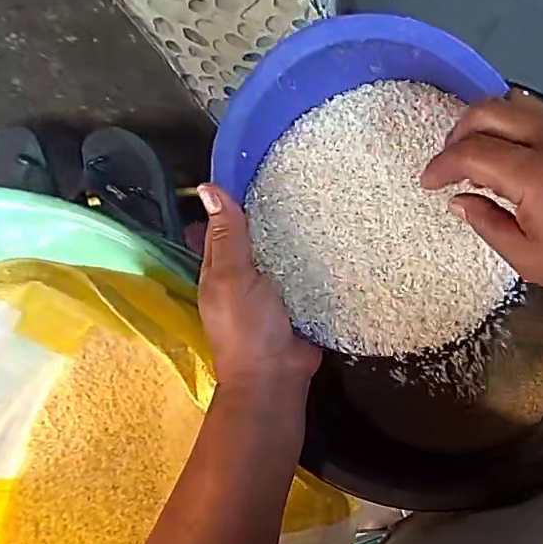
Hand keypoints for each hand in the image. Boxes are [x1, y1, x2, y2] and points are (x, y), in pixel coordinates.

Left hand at [195, 183, 320, 392]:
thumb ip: (227, 235)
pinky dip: (314, 257)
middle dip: (269, 211)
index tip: (256, 167)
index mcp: (218, 267)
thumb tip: (209, 188)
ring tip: (319, 196)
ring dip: (294, 232)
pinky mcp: (297, 300)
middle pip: (254, 236)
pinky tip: (333, 235)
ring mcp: (271, 289)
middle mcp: (243, 275)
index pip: (221, 223)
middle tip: (296, 176)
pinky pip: (304, 272)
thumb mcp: (233, 276)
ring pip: (281, 252)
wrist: (277, 376)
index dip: (233, 198)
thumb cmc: (247, 327)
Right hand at [422, 90, 542, 310]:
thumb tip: (458, 200)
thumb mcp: (528, 259)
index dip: (443, 165)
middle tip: (446, 163)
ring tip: (471, 155)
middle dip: (458, 132)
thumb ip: (487, 223)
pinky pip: (539, 115)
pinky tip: (504, 152)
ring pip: (517, 105)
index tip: (427, 183)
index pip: (475, 153)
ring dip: (485, 123)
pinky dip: (511, 124)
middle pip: (493, 111)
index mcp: (541, 180)